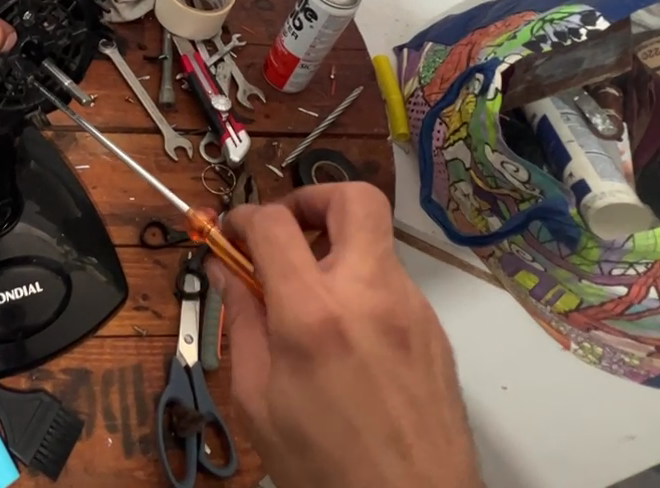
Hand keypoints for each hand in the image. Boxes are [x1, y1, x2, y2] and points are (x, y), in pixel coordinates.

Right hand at [213, 183, 480, 487]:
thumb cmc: (323, 466)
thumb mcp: (258, 399)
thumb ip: (241, 320)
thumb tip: (223, 267)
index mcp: (314, 315)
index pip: (274, 223)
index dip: (243, 217)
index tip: (231, 233)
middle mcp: (370, 296)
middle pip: (354, 198)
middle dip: (312, 198)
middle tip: (287, 230)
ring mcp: (412, 311)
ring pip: (373, 241)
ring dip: (335, 248)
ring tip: (309, 295)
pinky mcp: (435, 333)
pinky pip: (391, 282)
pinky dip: (359, 285)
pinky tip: (344, 333)